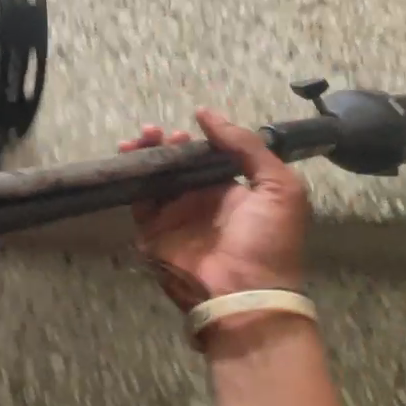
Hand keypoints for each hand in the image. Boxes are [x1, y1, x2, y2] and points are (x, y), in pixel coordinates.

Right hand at [122, 108, 308, 310]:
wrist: (243, 292)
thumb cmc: (267, 240)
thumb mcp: (279, 188)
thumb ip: (247, 147)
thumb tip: (207, 114)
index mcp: (230, 190)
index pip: (206, 156)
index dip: (194, 139)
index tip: (184, 128)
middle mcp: (200, 199)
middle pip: (175, 162)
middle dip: (163, 142)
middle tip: (155, 132)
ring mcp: (175, 214)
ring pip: (153, 175)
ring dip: (144, 153)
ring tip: (139, 139)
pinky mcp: (153, 229)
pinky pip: (137, 197)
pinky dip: (129, 177)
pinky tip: (127, 158)